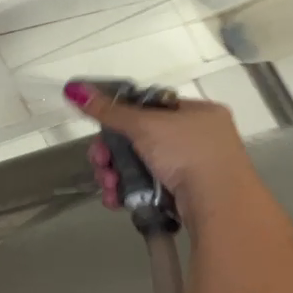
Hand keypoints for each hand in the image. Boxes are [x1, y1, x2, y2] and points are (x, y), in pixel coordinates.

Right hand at [66, 82, 260, 215]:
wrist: (219, 204)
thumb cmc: (187, 153)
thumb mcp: (144, 125)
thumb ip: (108, 110)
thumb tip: (73, 88)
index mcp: (197, 113)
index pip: (149, 107)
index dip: (120, 117)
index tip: (102, 130)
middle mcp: (196, 136)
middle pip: (136, 138)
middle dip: (110, 153)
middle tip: (100, 161)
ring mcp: (190, 165)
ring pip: (136, 163)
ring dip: (113, 173)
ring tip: (109, 184)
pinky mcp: (182, 191)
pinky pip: (144, 184)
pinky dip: (125, 190)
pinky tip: (115, 197)